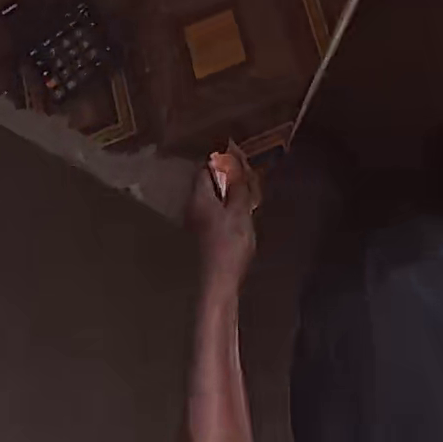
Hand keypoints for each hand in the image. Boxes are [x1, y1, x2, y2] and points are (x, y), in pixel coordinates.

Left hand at [186, 143, 260, 290]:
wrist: (220, 283)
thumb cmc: (230, 244)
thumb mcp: (240, 210)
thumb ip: (237, 184)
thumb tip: (233, 159)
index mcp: (199, 197)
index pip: (206, 167)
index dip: (222, 159)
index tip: (241, 158)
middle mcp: (192, 206)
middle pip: (208, 181)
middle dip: (228, 175)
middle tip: (249, 176)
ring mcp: (196, 220)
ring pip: (213, 195)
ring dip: (230, 190)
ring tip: (250, 192)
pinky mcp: (203, 233)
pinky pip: (215, 208)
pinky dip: (228, 203)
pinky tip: (243, 210)